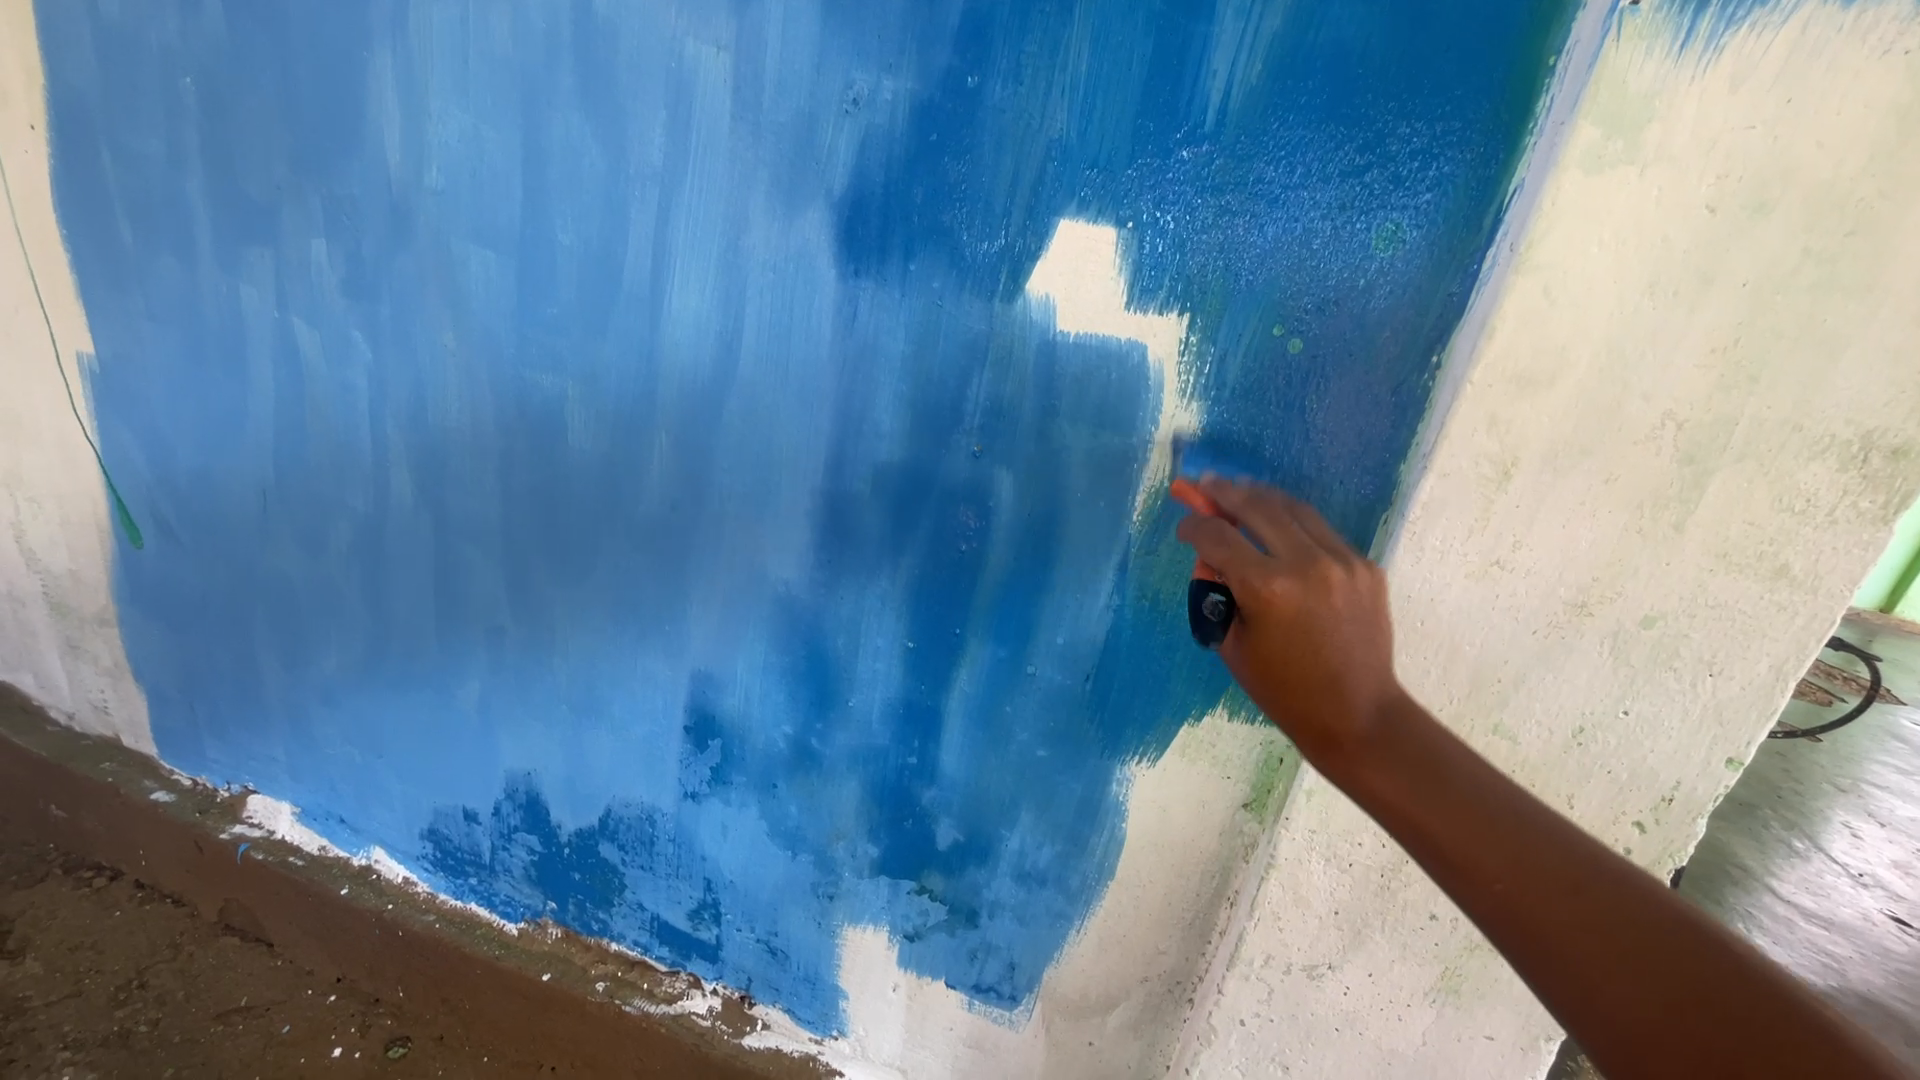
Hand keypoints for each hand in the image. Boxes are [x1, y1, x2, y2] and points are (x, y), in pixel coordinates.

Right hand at [1175, 476, 1404, 768]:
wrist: (1357, 712)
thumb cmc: (1282, 688)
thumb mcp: (1230, 642)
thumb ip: (1216, 590)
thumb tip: (1212, 554)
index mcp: (1266, 587)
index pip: (1217, 536)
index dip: (1194, 526)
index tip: (1185, 526)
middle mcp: (1306, 563)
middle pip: (1256, 506)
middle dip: (1224, 492)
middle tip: (1204, 484)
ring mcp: (1342, 560)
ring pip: (1293, 508)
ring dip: (1259, 496)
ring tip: (1237, 490)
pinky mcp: (1364, 565)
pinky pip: (1320, 530)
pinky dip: (1292, 521)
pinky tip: (1276, 522)